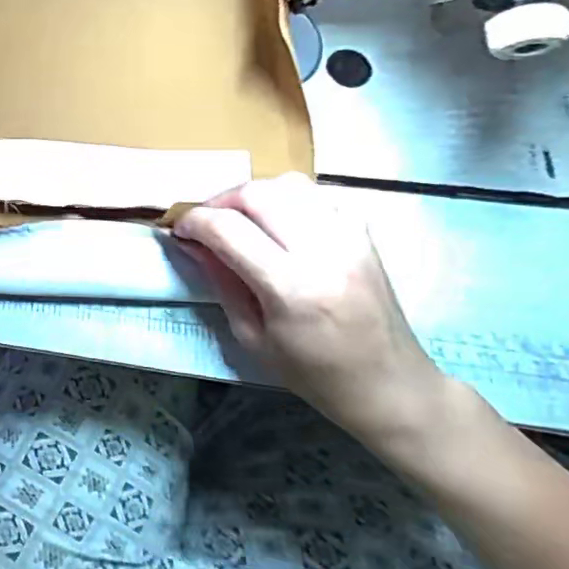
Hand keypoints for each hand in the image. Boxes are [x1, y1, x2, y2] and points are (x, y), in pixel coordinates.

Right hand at [173, 173, 451, 445]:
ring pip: (287, 183)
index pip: (228, 229)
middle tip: (204, 223)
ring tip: (239, 219)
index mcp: (291, 288)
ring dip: (252, 195)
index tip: (178, 231)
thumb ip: (221, 281)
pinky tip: (278, 222)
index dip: (193, 222)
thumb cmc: (314, 374)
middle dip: (219, 201)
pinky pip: (316, 194)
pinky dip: (287, 198)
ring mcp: (349, 236)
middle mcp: (323, 251)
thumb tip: (191, 244)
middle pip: (256, 194)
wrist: (390, 384)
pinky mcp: (363, 232)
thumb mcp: (251, 337)